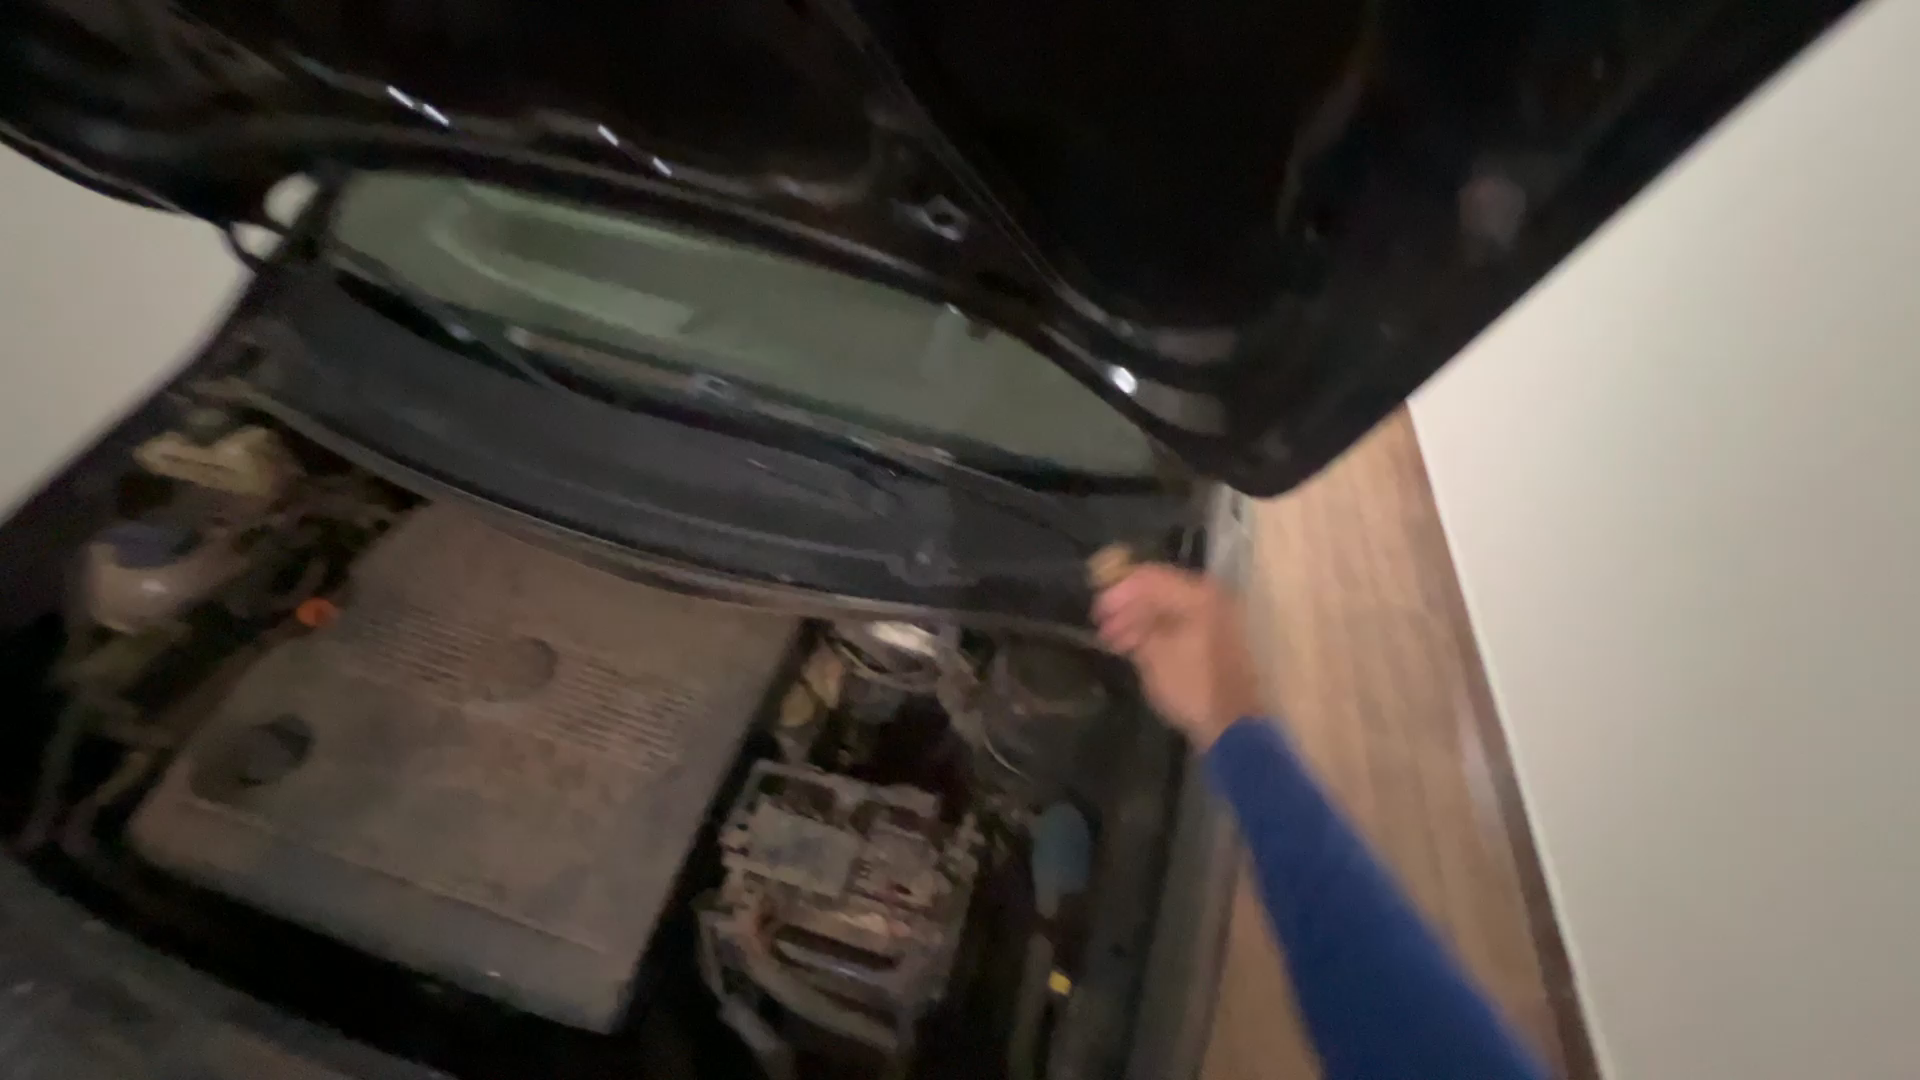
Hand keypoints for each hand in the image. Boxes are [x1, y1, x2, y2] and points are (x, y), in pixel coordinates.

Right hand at [1093, 564, 1262, 748]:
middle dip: (1127, 607)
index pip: (1148, 578)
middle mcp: (1210, 598)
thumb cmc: (1191, 686)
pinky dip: (1157, 631)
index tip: (1096, 610)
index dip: (1117, 591)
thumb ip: (1134, 623)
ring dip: (1139, 621)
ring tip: (1114, 641)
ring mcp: (1217, 618)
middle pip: (1159, 591)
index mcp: (1198, 595)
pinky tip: (1135, 647)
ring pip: (1168, 608)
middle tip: (1102, 627)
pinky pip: (1179, 623)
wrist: (1234, 725)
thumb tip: (1118, 612)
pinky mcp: (1216, 638)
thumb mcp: (1153, 654)